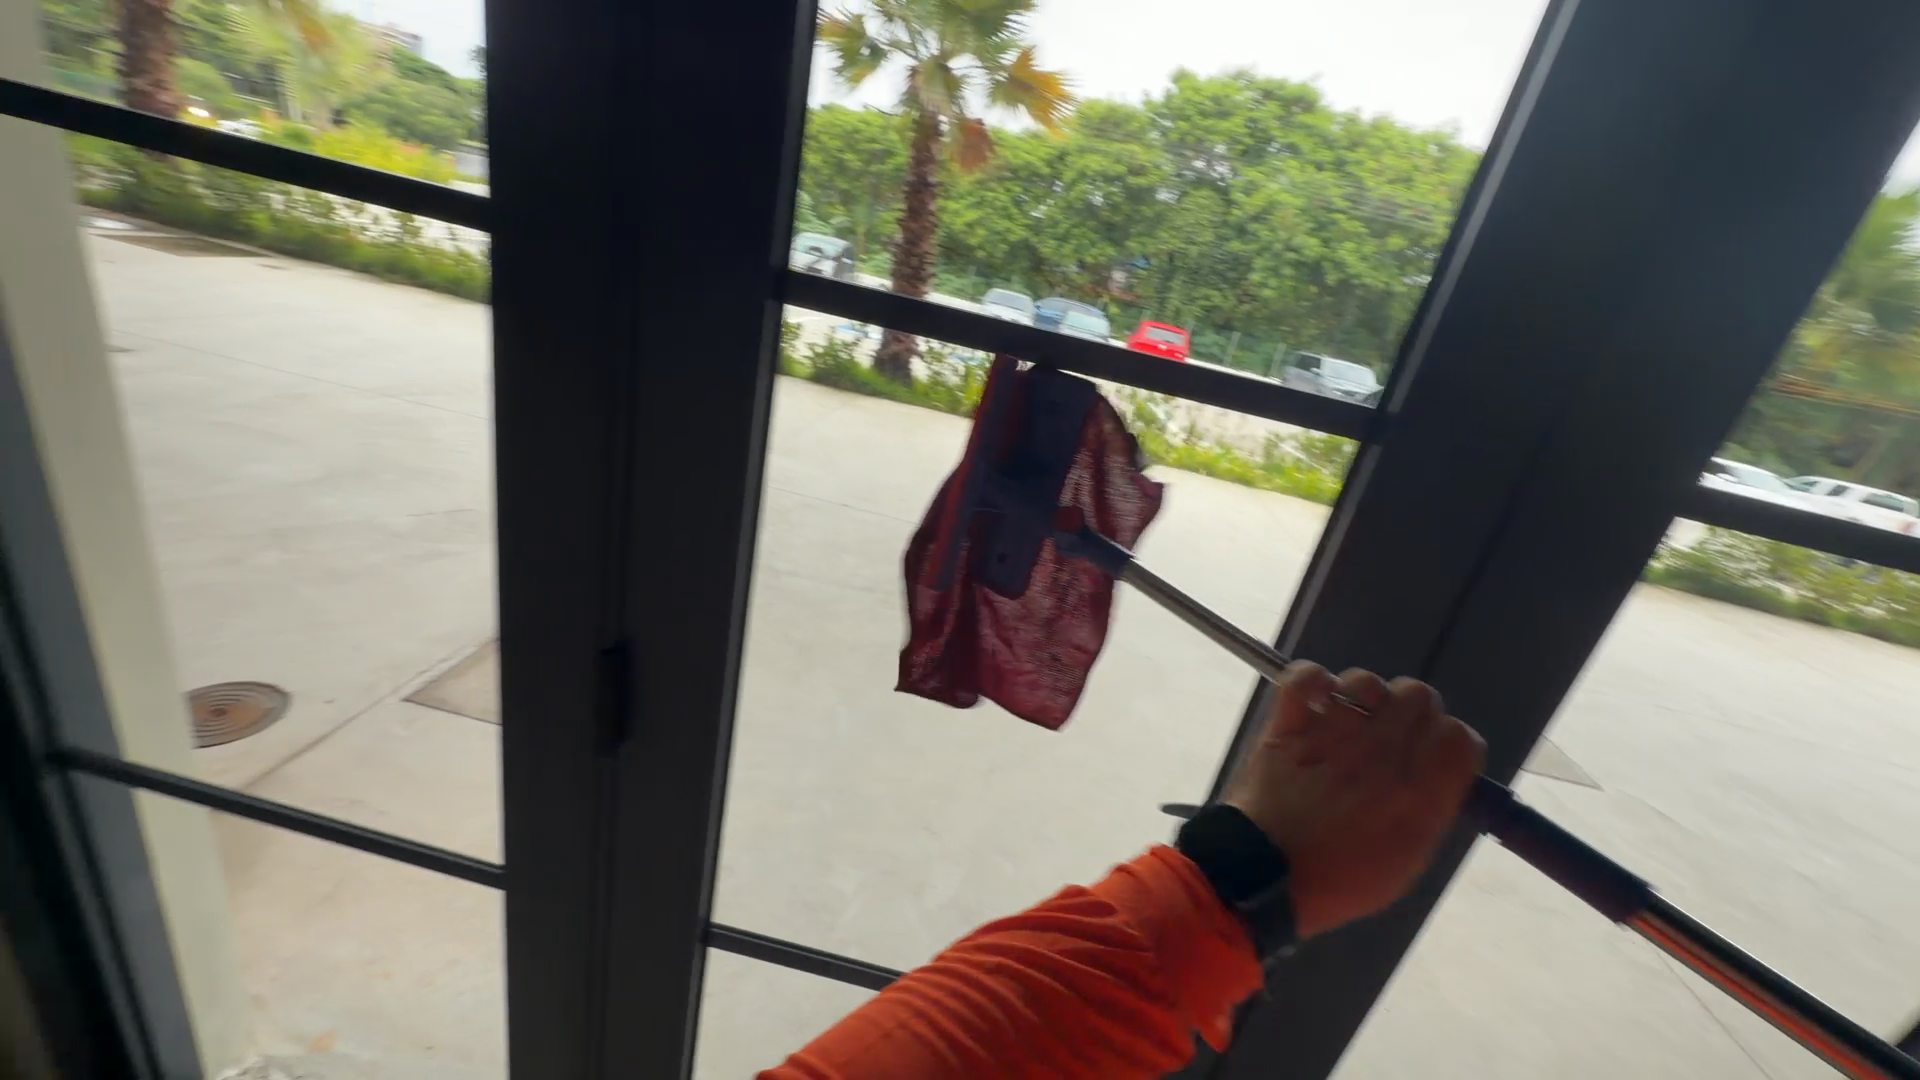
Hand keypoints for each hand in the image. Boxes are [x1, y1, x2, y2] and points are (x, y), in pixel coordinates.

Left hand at [1221, 662, 1483, 939]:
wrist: (1264, 876)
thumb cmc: (1338, 879)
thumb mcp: (1406, 860)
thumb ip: (1428, 808)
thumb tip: (1433, 766)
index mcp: (1417, 801)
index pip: (1459, 736)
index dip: (1446, 736)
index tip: (1429, 747)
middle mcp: (1380, 763)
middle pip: (1418, 697)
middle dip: (1409, 707)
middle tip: (1388, 728)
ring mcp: (1329, 741)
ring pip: (1365, 682)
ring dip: (1362, 692)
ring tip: (1350, 715)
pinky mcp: (1284, 729)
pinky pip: (1303, 679)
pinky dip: (1312, 678)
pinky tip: (1318, 697)